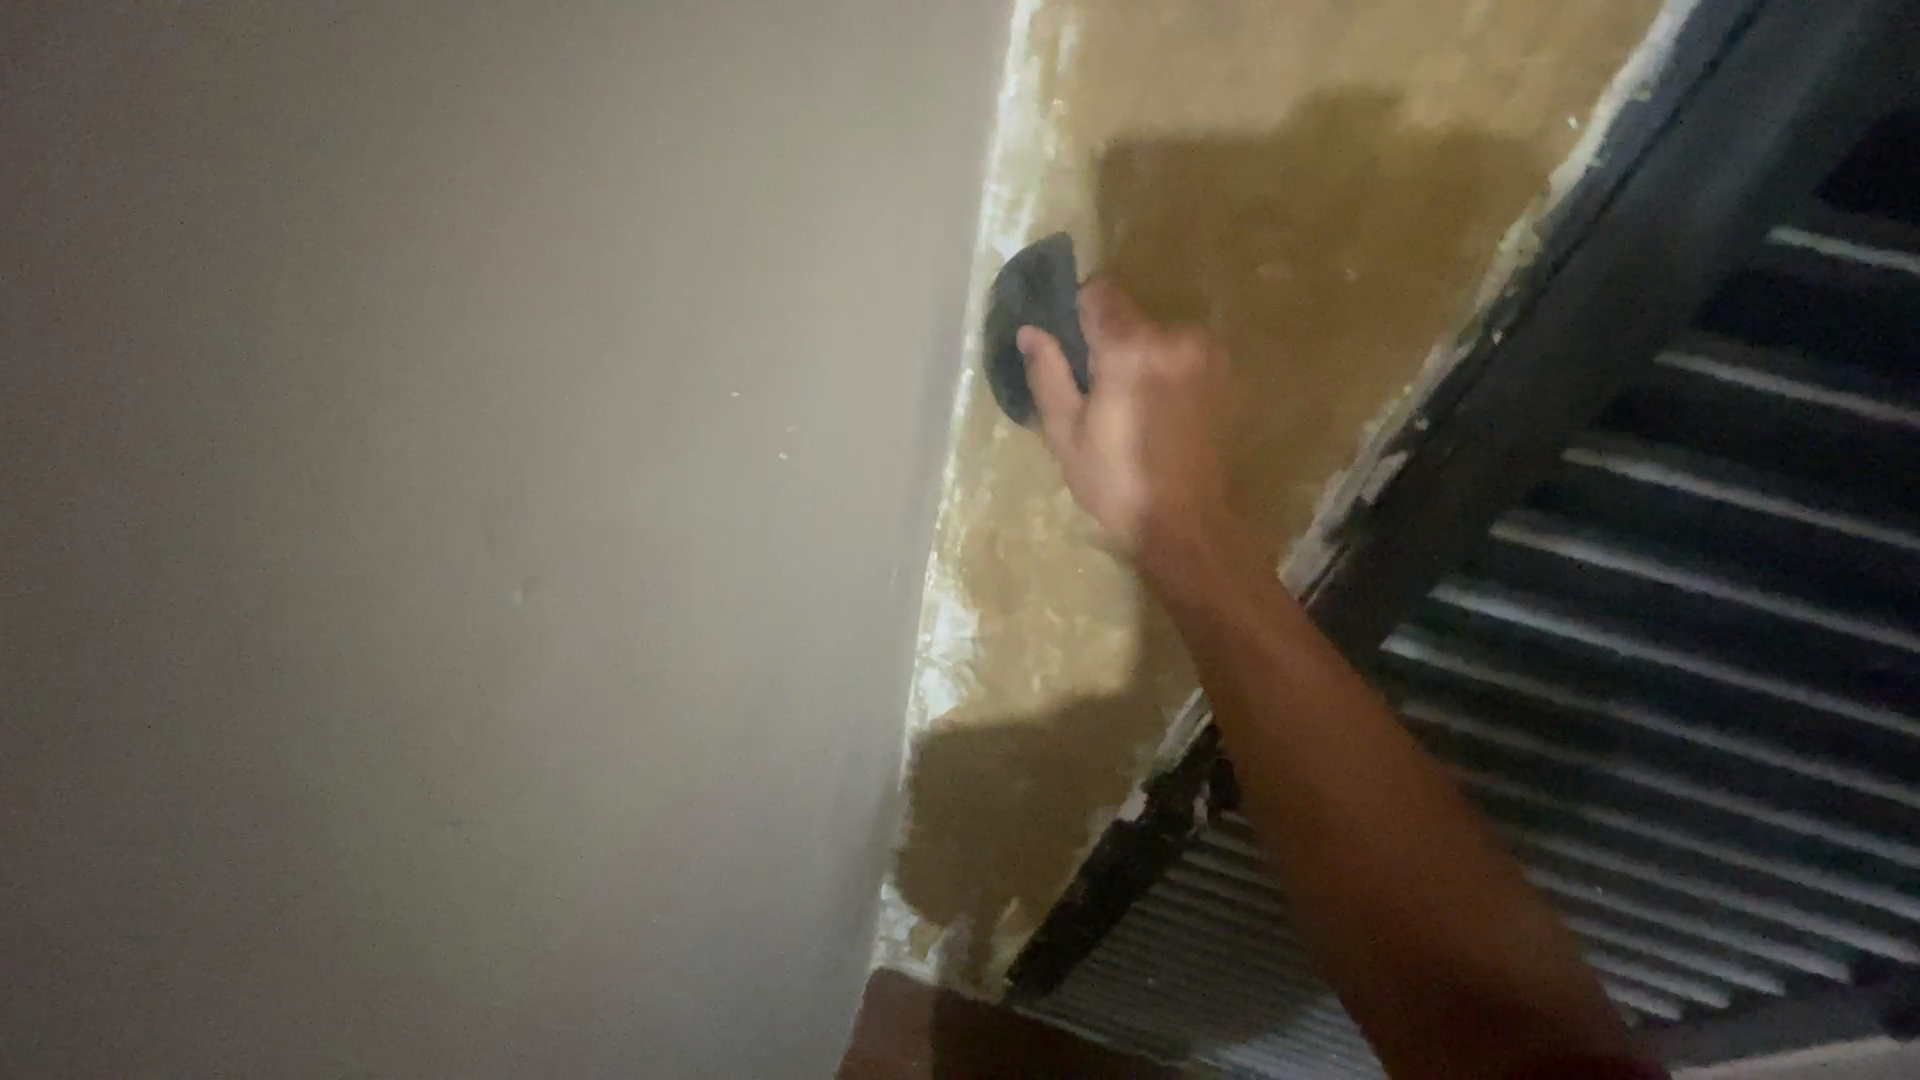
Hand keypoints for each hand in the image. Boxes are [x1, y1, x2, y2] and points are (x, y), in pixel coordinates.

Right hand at [1017, 279, 1231, 566]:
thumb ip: (1048, 374)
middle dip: (1109, 343)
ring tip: (1131, 410)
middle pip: (1129, 316)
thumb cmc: (1115, 484)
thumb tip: (1030, 331)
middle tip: (1097, 393)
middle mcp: (1173, 337)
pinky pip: (1181, 356)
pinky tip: (1158, 415)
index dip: (1078, 313)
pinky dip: (1165, 373)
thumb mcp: (1066, 434)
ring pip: (1157, 336)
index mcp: (1129, 348)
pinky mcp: (1223, 376)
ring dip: (1140, 359)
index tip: (1071, 350)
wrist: (1187, 523)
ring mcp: (1206, 355)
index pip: (1099, 290)